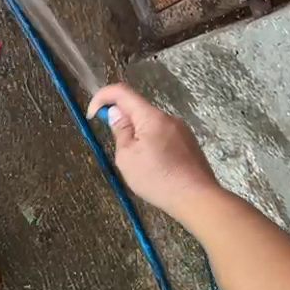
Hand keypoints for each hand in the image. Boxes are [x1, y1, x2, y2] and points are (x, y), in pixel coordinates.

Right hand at [87, 83, 221, 217]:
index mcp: (151, 117)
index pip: (122, 92)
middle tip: (118, 147)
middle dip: (121, 121)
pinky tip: (155, 167)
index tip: (92, 115)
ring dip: (137, 135)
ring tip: (138, 164)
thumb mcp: (127, 157)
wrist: (196, 197)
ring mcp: (181, 130)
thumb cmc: (157, 178)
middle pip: (138, 109)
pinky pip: (163, 135)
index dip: (102, 97)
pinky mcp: (188, 143)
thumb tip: (116, 113)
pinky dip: (151, 144)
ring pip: (150, 124)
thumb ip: (120, 132)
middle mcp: (168, 118)